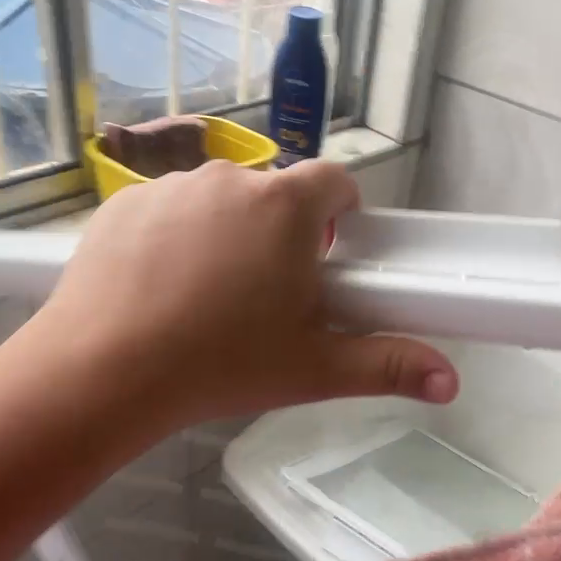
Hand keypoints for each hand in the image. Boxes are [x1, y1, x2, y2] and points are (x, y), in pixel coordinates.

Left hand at [26, 160, 458, 426]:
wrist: (107, 369)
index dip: (340, 214)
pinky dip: (172, 241)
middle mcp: (230, 178)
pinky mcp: (121, 204)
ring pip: (216, 203)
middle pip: (273, 195)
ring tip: (208, 301)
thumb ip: (388, 366)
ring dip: (225, 236)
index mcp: (287, 207)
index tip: (331, 253)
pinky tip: (159, 292)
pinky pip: (164, 213)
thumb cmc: (224, 364)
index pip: (334, 181)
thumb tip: (452, 383)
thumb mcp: (315, 369)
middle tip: (268, 298)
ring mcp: (169, 186)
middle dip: (281, 234)